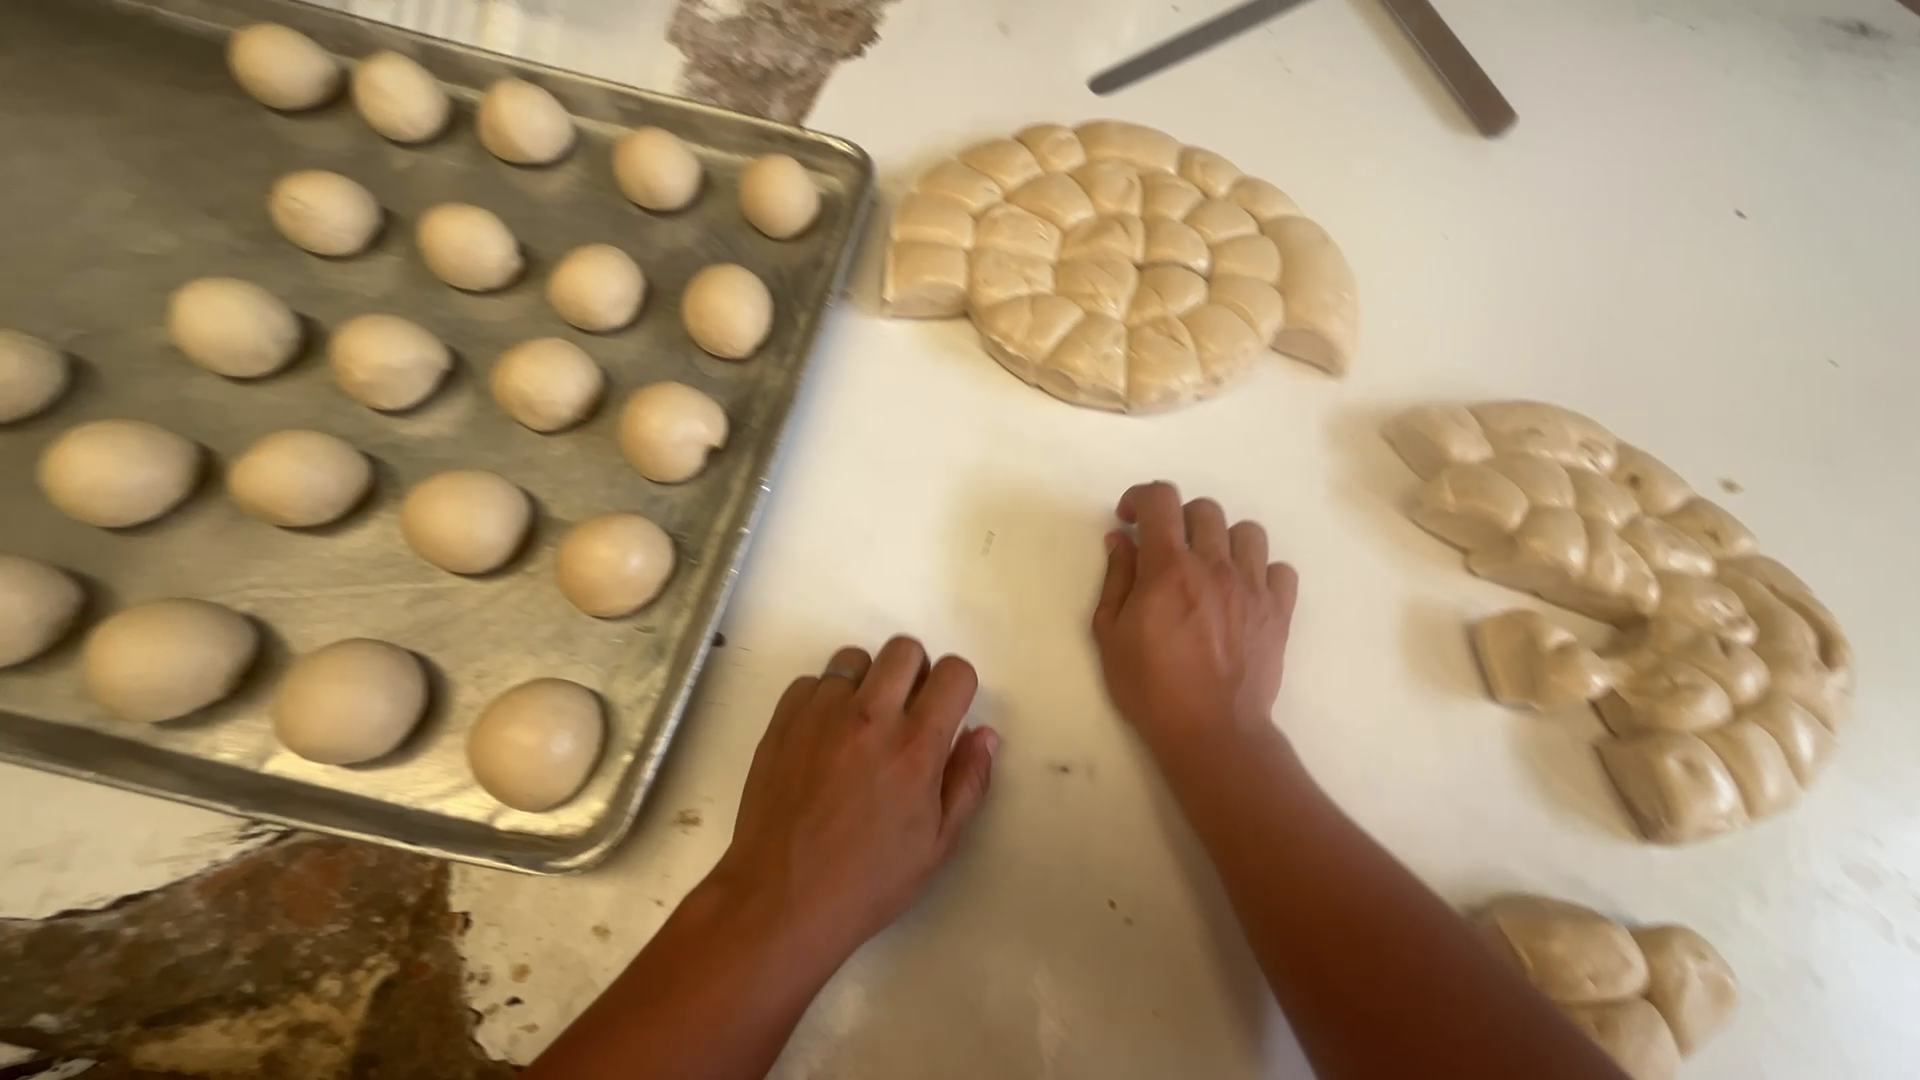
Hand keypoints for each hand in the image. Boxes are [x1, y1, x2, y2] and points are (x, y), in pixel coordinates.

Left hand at [711, 637, 998, 960]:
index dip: (958, 687)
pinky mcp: (783, 720)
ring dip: (867, 683)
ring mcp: (821, 714)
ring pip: (855, 658)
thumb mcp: (938, 844)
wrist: (780, 900)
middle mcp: (871, 716)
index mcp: (916, 746)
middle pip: (904, 648)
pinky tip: (823, 740)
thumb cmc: (868, 880)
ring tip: (860, 726)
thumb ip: (969, 781)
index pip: (954, 672)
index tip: (947, 713)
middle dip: (915, 672)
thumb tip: (984, 734)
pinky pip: (812, 682)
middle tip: (907, 713)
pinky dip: (824, 700)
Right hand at [1091, 482, 1299, 754]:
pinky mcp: (1279, 611)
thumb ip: (1116, 579)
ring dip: (1222, 540)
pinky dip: (1260, 571)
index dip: (1141, 497)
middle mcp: (1214, 566)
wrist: (1212, 731)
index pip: (1162, 499)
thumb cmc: (1150, 687)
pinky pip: (1280, 569)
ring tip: (1208, 567)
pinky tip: (1242, 592)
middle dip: (1179, 519)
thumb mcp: (1110, 634)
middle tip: (1166, 550)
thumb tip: (1121, 539)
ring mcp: (1253, 587)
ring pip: (1247, 531)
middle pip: (1205, 509)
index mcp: (1168, 568)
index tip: (1130, 518)